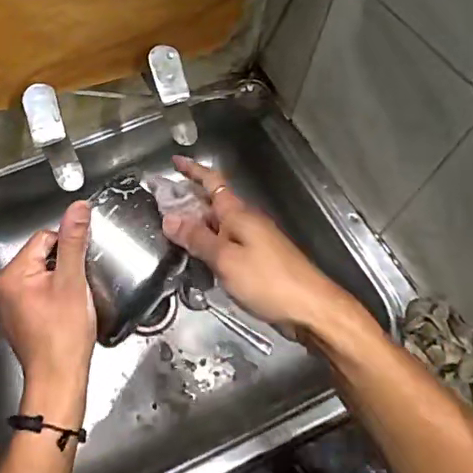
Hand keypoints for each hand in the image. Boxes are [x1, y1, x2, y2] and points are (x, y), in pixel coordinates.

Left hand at [0, 200, 96, 425]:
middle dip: (63, 266)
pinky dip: (53, 297)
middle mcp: (4, 287)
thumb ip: (73, 241)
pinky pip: (38, 294)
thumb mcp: (72, 281)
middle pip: (42, 255)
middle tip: (77, 287)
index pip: (45, 238)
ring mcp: (9, 306)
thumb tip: (78, 208)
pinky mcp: (18, 320)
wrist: (58, 382)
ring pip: (42, 275)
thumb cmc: (64, 335)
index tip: (79, 269)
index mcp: (12, 274)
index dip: (67, 249)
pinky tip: (64, 313)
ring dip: (60, 282)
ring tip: (72, 301)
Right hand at [161, 157, 369, 340]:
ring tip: (172, 233)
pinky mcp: (258, 261)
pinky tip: (198, 258)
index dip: (193, 171)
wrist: (312, 309)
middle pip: (212, 204)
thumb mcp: (225, 259)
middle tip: (161, 205)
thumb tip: (170, 218)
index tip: (175, 162)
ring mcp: (254, 241)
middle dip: (188, 201)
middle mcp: (246, 221)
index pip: (212, 182)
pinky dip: (209, 245)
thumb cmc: (268, 280)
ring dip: (196, 225)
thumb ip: (197, 239)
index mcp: (238, 213)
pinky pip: (226, 244)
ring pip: (218, 225)